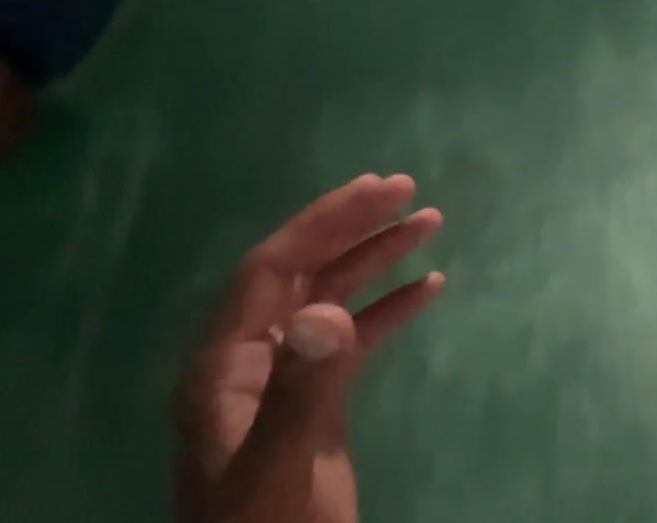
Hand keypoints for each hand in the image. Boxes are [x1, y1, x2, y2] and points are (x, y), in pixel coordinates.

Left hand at [174, 175, 444, 522]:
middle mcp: (251, 361)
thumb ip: (298, 390)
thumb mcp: (279, 467)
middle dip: (353, 226)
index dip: (324, 223)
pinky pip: (356, 336)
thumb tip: (326, 311)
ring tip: (431, 222)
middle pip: (303, 272)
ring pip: (332, 297)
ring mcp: (285, 380)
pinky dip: (392, 306)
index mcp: (225, 367)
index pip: (272, 270)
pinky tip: (430, 286)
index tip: (380, 191)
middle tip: (408, 190)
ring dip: (379, 256)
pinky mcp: (318, 402)